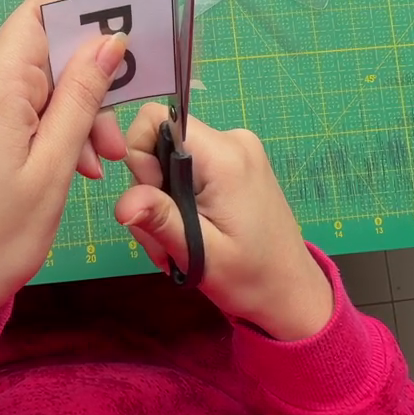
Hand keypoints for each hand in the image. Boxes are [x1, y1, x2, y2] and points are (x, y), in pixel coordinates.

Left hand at [0, 0, 129, 349]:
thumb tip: (110, 39)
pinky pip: (13, 104)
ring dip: (69, 113)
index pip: (41, 14)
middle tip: (111, 146)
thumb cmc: (0, 236)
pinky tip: (65, 165)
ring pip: (32, 81)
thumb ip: (82, 95)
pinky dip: (44, 126)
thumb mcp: (55, 164)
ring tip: (91, 165)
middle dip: (84, 88)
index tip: (119, 72)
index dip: (84, 30)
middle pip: (41, 52)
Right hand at [115, 105, 332, 340]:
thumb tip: (122, 203)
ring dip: (162, 203)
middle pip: (158, 143)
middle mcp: (230, 141)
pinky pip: (185, 168)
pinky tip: (189, 233)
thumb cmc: (250, 278)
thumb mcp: (200, 253)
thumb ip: (160, 220)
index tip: (153, 198)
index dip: (140, 155)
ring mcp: (234, 150)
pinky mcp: (233, 163)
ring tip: (178, 244)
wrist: (292, 294)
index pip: (154, 119)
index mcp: (224, 156)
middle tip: (165, 237)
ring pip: (167, 159)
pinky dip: (177, 200)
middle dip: (149, 190)